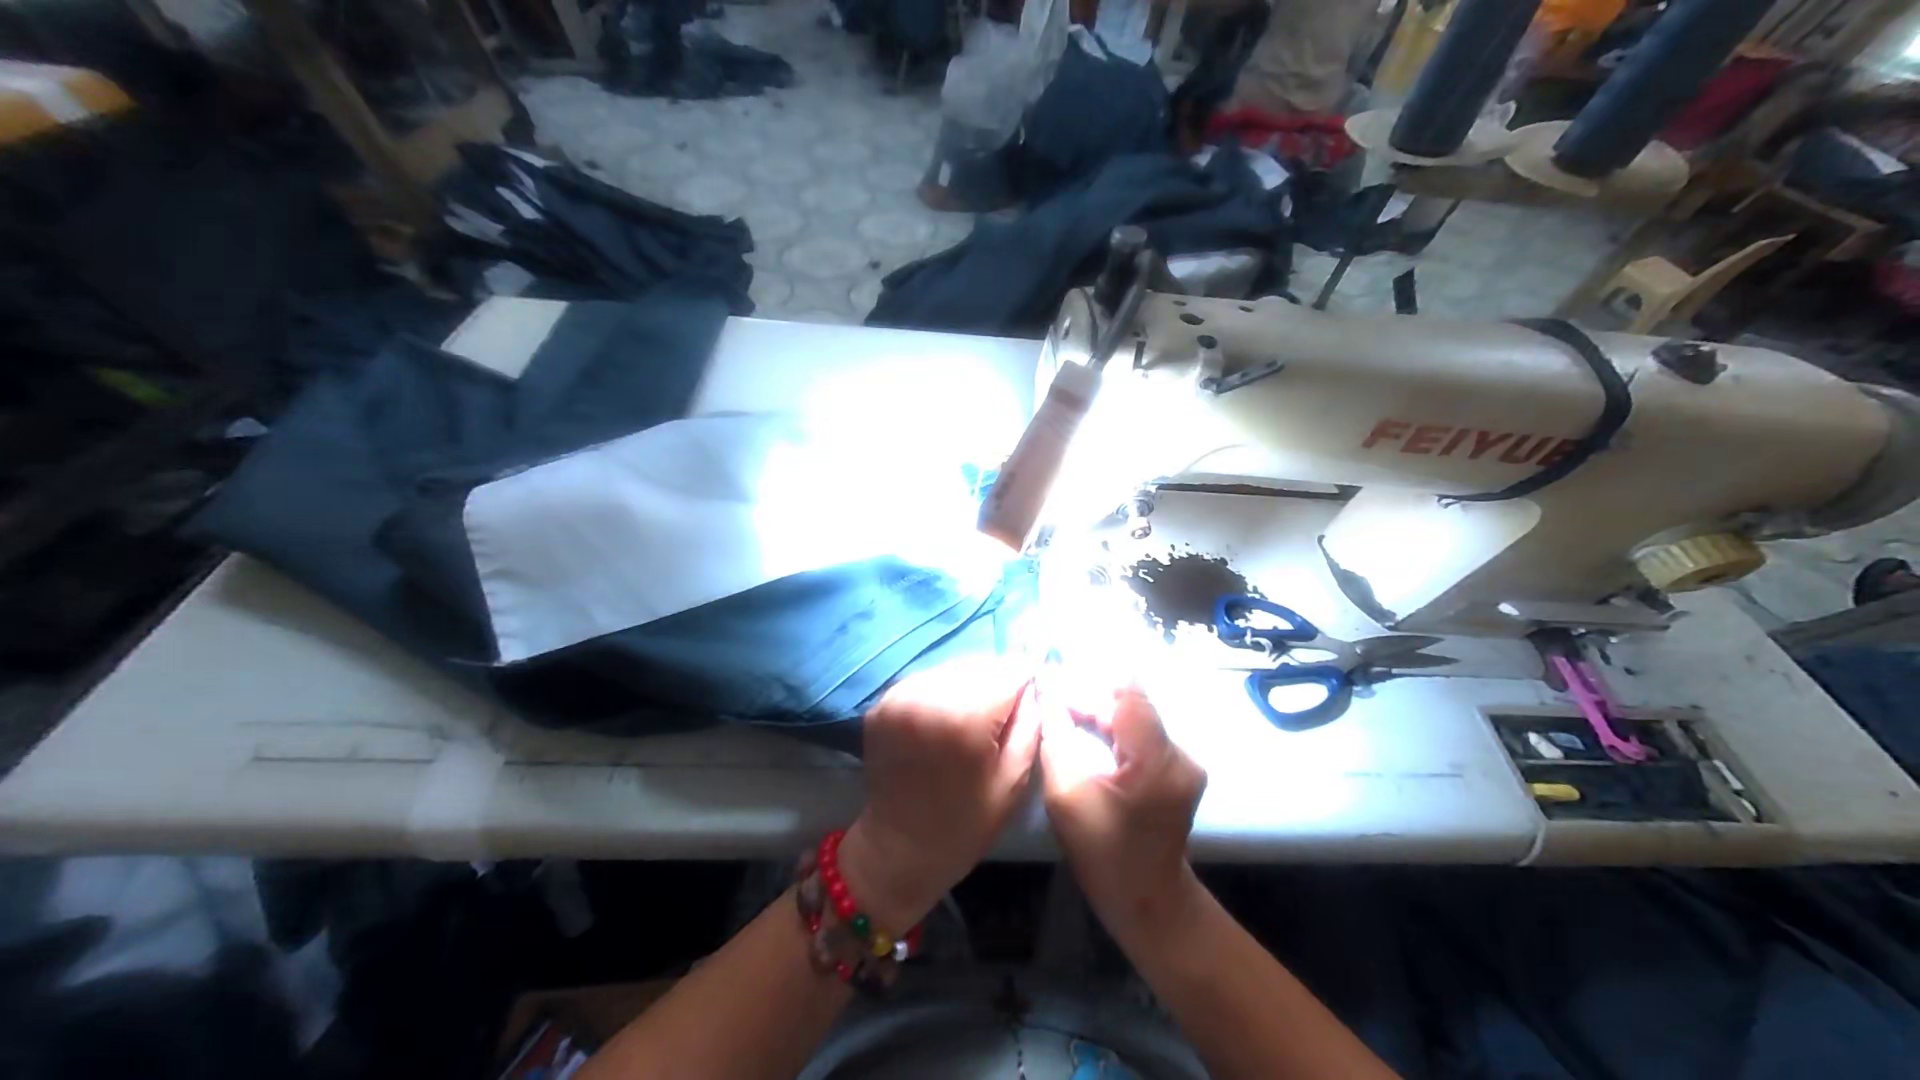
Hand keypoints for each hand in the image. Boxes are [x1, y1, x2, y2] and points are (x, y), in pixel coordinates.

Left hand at [838, 658, 1039, 931]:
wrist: (899, 849)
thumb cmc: (966, 822)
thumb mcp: (1015, 778)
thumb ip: (1031, 720)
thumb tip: (1037, 681)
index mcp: (964, 717)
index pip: (1010, 670)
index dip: (1028, 679)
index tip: (1035, 693)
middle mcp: (927, 696)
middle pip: (980, 664)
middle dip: (1000, 680)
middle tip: (1008, 710)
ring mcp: (899, 697)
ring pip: (953, 668)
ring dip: (972, 683)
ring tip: (978, 716)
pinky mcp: (883, 703)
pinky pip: (928, 680)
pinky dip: (944, 691)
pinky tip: (950, 718)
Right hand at [1038, 684, 1205, 932]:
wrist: (1147, 900)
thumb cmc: (1104, 853)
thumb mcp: (1067, 796)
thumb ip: (1057, 740)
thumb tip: (1047, 698)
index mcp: (1158, 761)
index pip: (1127, 699)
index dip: (1088, 690)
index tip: (1053, 691)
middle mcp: (1180, 755)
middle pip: (1132, 708)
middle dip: (1091, 702)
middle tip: (1052, 704)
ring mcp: (1184, 763)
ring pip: (1137, 719)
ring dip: (1101, 716)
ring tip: (1064, 715)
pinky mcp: (1179, 771)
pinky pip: (1142, 736)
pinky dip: (1114, 732)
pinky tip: (1087, 736)